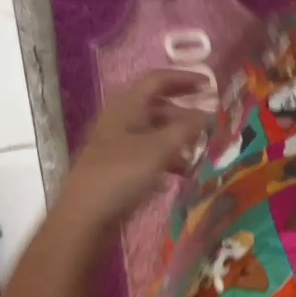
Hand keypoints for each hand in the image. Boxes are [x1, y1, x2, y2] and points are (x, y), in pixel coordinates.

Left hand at [61, 69, 215, 224]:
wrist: (84, 217)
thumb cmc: (120, 174)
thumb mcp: (158, 149)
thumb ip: (186, 130)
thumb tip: (210, 114)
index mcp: (127, 104)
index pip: (158, 79)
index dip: (184, 78)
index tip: (210, 85)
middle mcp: (122, 118)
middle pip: (157, 105)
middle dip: (185, 111)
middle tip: (211, 120)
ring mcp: (119, 142)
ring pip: (155, 131)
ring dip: (178, 137)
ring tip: (202, 151)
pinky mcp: (119, 166)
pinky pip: (149, 153)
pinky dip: (168, 157)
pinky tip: (184, 173)